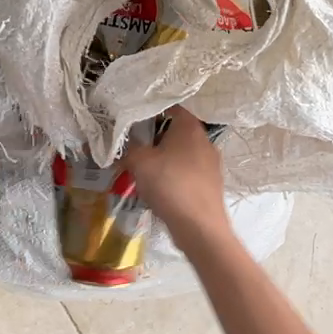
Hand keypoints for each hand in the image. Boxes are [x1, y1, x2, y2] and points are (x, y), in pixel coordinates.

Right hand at [118, 107, 232, 254]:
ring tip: (145, 170)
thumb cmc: (169, 184)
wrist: (199, 227)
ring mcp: (212, 163)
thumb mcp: (139, 161)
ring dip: (165, 158)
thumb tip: (120, 143)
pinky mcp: (212, 183)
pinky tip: (161, 188)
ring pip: (182, 152)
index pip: (170, 106)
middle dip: (155, 137)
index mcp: (190, 126)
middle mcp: (205, 139)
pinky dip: (175, 174)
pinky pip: (189, 171)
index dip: (150, 111)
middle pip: (176, 130)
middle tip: (135, 146)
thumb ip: (127, 147)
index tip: (133, 119)